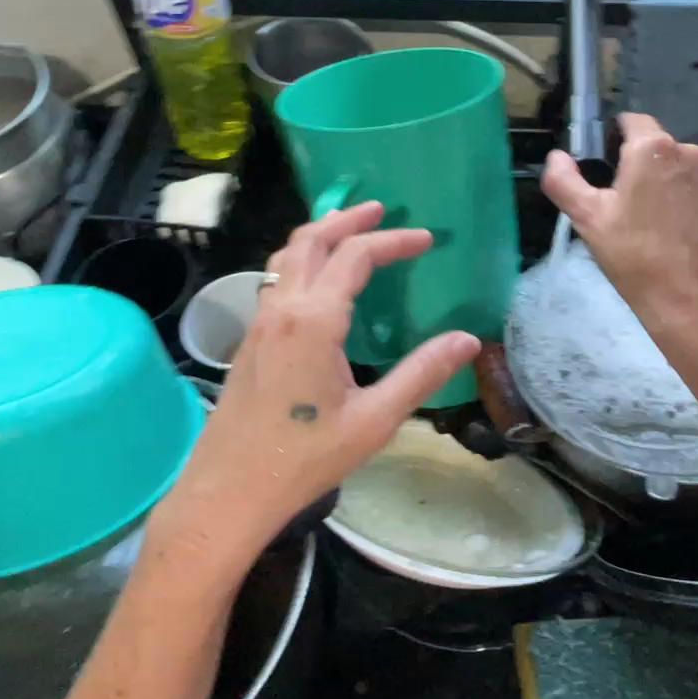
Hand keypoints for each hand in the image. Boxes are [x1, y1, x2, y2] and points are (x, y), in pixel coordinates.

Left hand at [159, 201, 481, 553]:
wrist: (231, 490)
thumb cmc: (306, 458)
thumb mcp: (375, 420)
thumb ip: (421, 374)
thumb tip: (467, 340)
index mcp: (314, 321)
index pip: (355, 257)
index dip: (393, 240)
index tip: (426, 239)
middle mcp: (282, 309)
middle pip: (310, 241)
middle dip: (347, 219)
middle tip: (380, 209)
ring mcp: (259, 323)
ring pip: (285, 256)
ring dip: (319, 235)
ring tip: (348, 230)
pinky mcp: (249, 340)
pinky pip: (275, 279)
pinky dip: (300, 260)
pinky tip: (317, 282)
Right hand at [541, 112, 697, 337]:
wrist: (688, 296)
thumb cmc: (633, 255)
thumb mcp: (587, 218)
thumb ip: (563, 180)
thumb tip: (556, 157)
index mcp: (652, 148)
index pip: (631, 121)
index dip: (614, 139)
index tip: (605, 166)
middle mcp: (688, 149)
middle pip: (654, 145)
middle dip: (638, 165)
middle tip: (623, 204)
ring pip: (676, 164)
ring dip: (663, 180)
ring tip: (651, 218)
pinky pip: (696, 182)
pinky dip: (685, 195)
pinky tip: (675, 225)